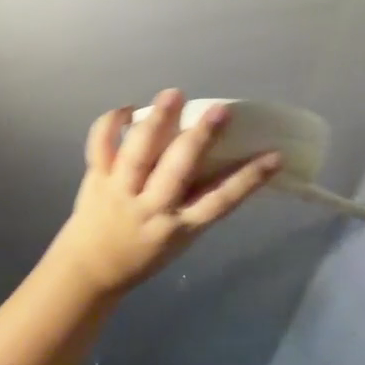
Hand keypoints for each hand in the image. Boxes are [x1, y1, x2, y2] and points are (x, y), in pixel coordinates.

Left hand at [46, 89, 280, 295]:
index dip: (249, 179)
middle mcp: (151, 208)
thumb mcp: (179, 239)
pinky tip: (128, 108)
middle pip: (179, 169)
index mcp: (179, 228)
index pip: (220, 201)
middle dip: (201, 137)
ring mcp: (121, 192)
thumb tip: (219, 157)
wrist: (90, 269)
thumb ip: (195, 202)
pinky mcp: (97, 179)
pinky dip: (112, 123)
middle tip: (221, 110)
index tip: (274, 156)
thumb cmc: (143, 254)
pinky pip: (101, 146)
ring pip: (139, 153)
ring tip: (174, 95)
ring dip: (157, 120)